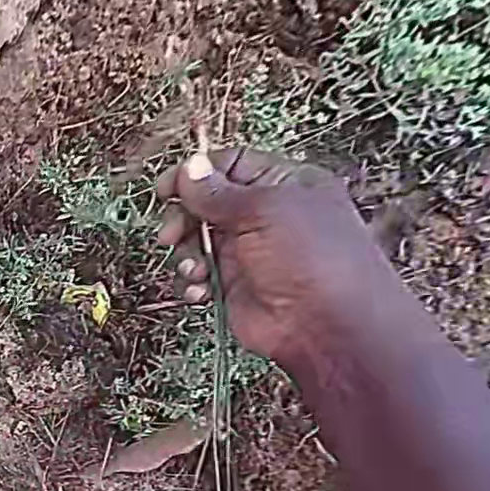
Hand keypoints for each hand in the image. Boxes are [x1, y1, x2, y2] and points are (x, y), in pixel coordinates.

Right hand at [153, 146, 418, 368]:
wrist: (324, 324)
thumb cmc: (311, 258)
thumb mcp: (264, 211)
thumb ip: (218, 192)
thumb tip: (189, 167)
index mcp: (281, 184)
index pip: (229, 166)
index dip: (195, 175)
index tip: (165, 190)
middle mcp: (261, 216)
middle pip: (203, 204)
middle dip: (182, 220)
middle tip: (171, 236)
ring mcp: (244, 251)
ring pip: (194, 241)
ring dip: (186, 255)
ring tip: (196, 270)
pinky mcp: (230, 285)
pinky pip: (196, 276)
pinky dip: (191, 283)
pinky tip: (201, 292)